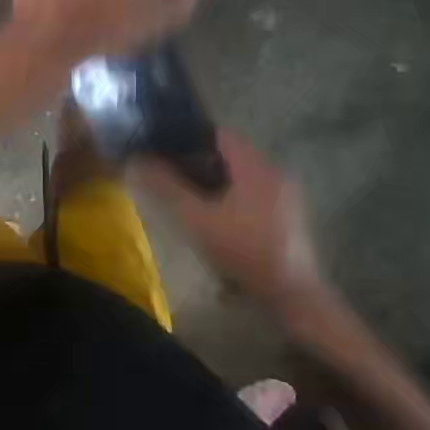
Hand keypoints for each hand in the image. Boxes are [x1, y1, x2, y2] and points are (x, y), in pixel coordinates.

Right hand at [140, 131, 328, 313]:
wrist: (293, 297)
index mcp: (255, 166)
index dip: (192, 134)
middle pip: (232, 152)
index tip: (167, 143)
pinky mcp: (288, 214)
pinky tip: (216, 212)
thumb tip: (137, 161)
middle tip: (172, 168)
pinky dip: (233, 192)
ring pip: (243, 172)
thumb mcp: (198, 219)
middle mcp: (274, 171)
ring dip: (217, 177)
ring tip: (189, 190)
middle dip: (201, 158)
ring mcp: (285, 193)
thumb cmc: (244, 251)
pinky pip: (254, 189)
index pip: (220, 133)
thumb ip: (168, 188)